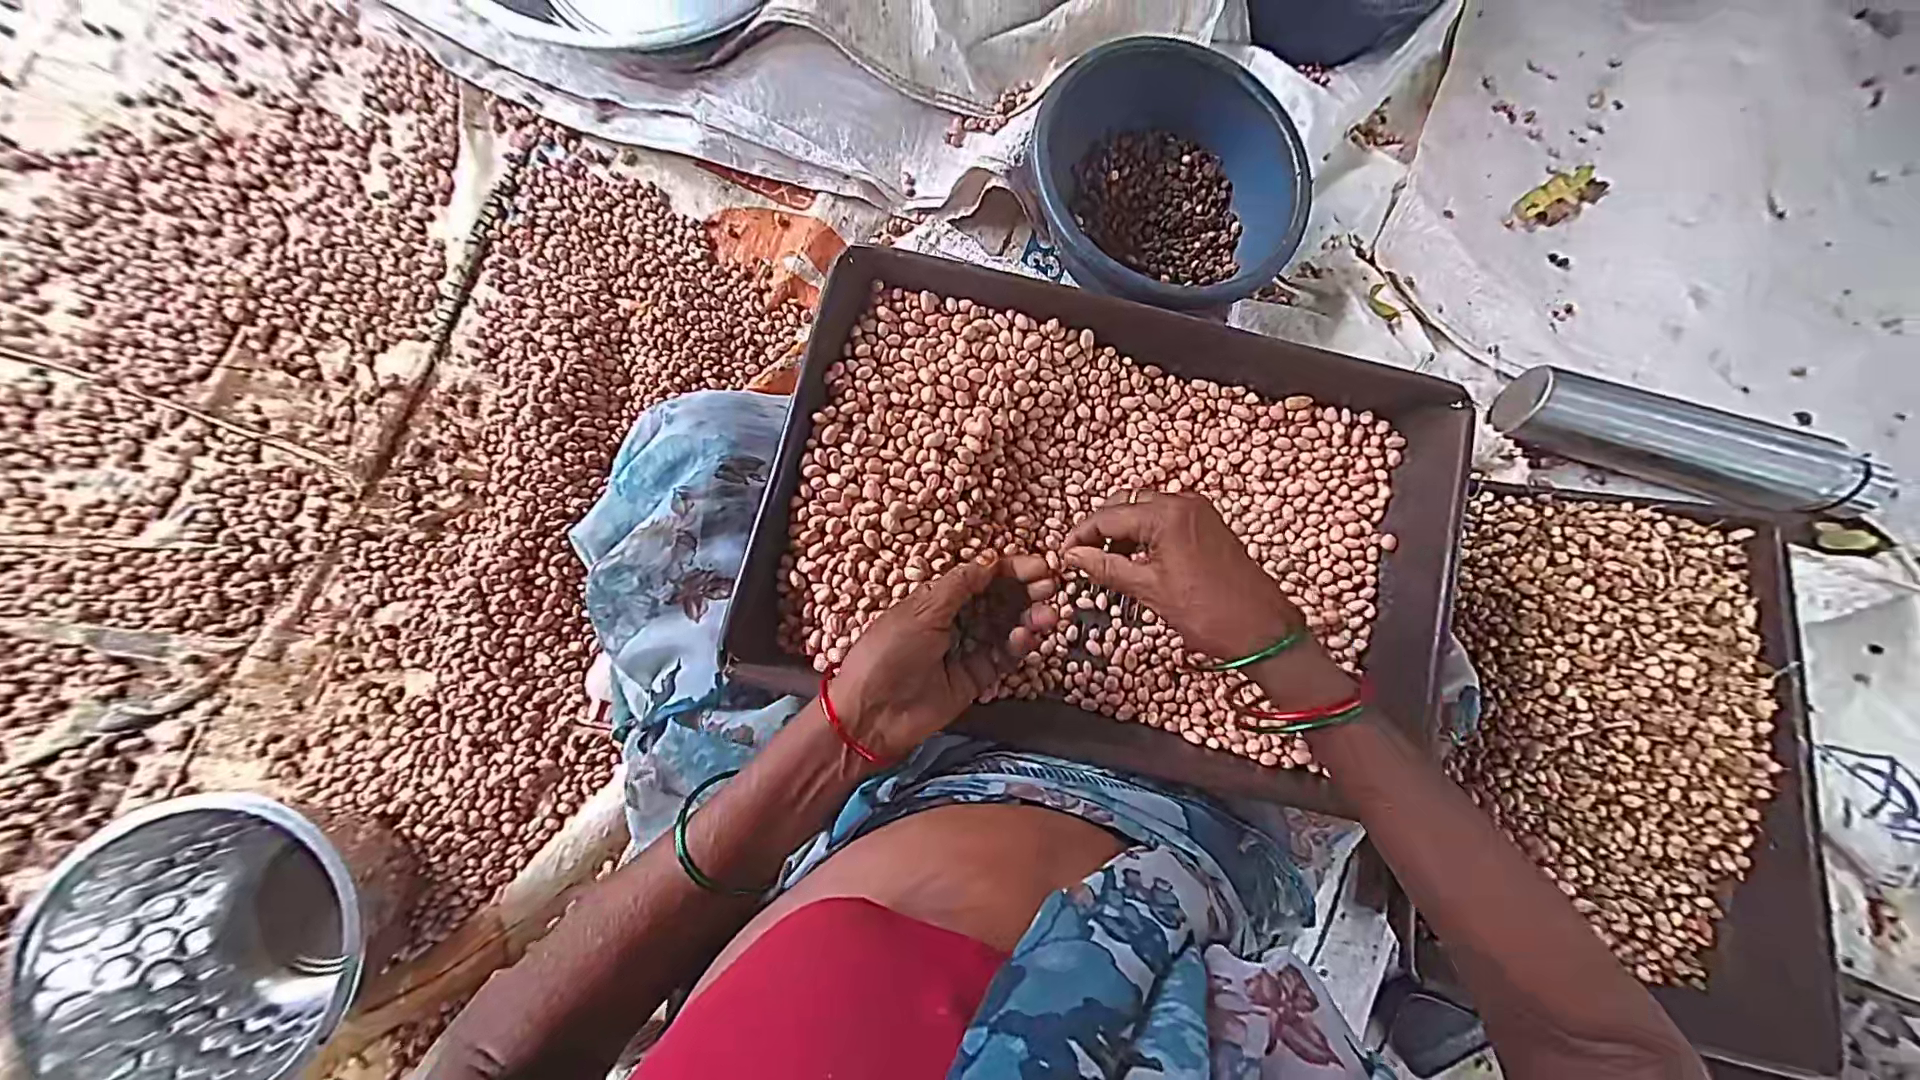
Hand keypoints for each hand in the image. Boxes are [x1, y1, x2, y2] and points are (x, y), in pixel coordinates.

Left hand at [830, 552, 1058, 759]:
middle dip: (1026, 591)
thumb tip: (991, 560)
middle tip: (1050, 586)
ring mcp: (967, 650)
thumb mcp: (922, 610)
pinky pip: (1003, 657)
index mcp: (939, 600)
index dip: (1010, 570)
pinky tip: (1025, 635)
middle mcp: (956, 621)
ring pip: (1006, 627)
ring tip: (1047, 614)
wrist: (871, 713)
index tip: (1040, 565)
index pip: (982, 578)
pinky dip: (1017, 645)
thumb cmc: (888, 653)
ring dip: (1028, 617)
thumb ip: (960, 585)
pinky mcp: (975, 678)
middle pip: (999, 600)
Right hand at [1061, 491, 1301, 660]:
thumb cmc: (1211, 613)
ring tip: (1105, 564)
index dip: (1080, 535)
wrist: (1265, 633)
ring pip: (1145, 512)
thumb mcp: (1149, 590)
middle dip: (1100, 530)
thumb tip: (1073, 556)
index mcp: (1168, 515)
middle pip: (1126, 506)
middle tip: (1081, 558)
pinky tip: (1134, 561)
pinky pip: (1166, 521)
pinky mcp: (1208, 527)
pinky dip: (1145, 536)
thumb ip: (1105, 567)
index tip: (1064, 554)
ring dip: (1122, 533)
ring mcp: (1200, 514)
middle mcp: (1185, 504)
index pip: (1108, 516)